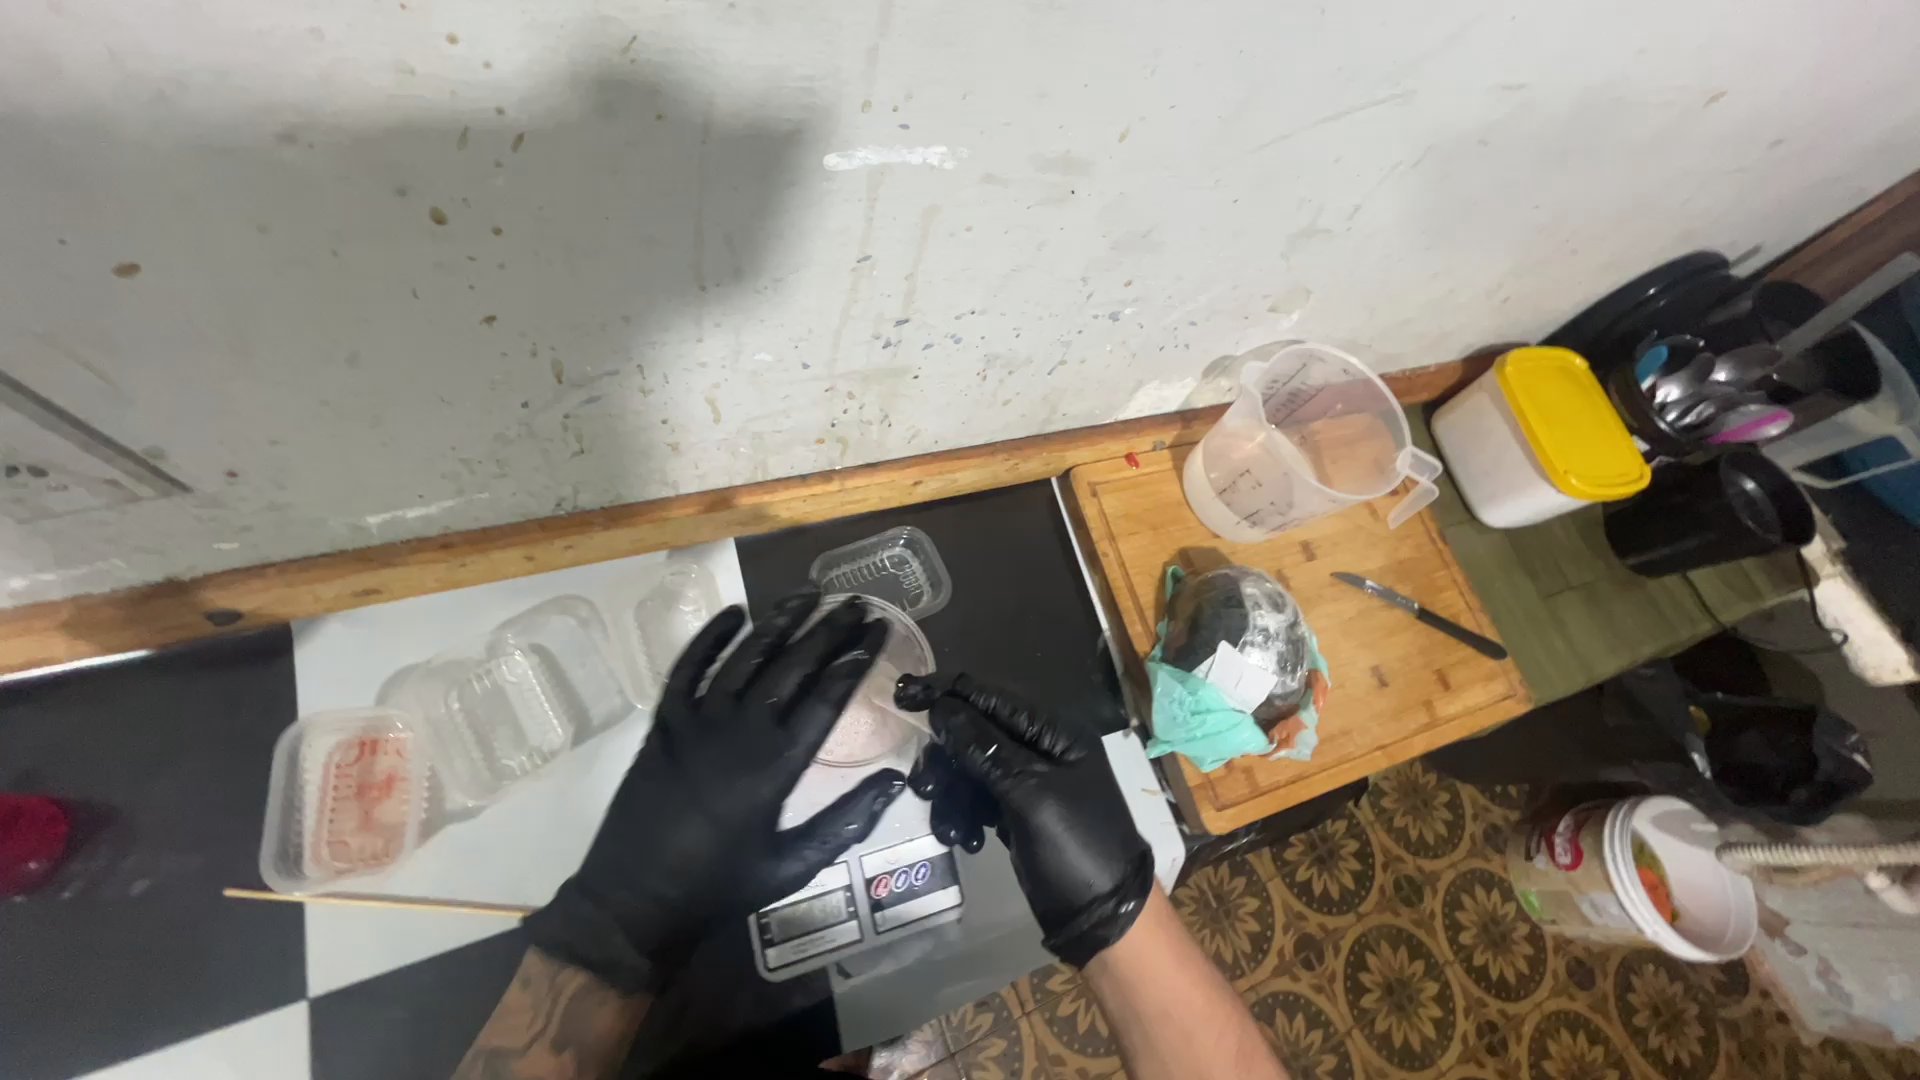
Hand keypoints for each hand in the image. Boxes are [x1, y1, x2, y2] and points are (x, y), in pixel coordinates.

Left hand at [523, 590, 907, 992]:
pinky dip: (709, 637)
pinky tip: (735, 611)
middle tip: (857, 604)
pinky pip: (687, 668)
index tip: (878, 632)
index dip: (856, 660)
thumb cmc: (719, 887)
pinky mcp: (663, 723)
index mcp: (775, 766)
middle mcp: (739, 731)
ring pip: (745, 657)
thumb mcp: (793, 866)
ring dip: (779, 622)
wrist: (631, 905)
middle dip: (829, 631)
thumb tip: (896, 779)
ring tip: (809, 594)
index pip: (827, 697)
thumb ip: (847, 820)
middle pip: (793, 666)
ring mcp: (696, 721)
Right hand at [924, 675, 1153, 966]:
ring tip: (948, 827)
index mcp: (1055, 732)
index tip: (904, 694)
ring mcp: (1029, 782)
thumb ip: (985, 749)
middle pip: (977, 734)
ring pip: (972, 769)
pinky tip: (963, 839)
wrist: (1104, 920)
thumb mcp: (1030, 794)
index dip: (948, 692)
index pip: (992, 698)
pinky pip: (979, 798)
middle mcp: (1042, 749)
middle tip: (923, 786)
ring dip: (954, 794)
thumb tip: (943, 708)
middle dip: (948, 759)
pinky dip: (966, 814)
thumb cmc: (1075, 846)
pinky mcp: (1017, 812)